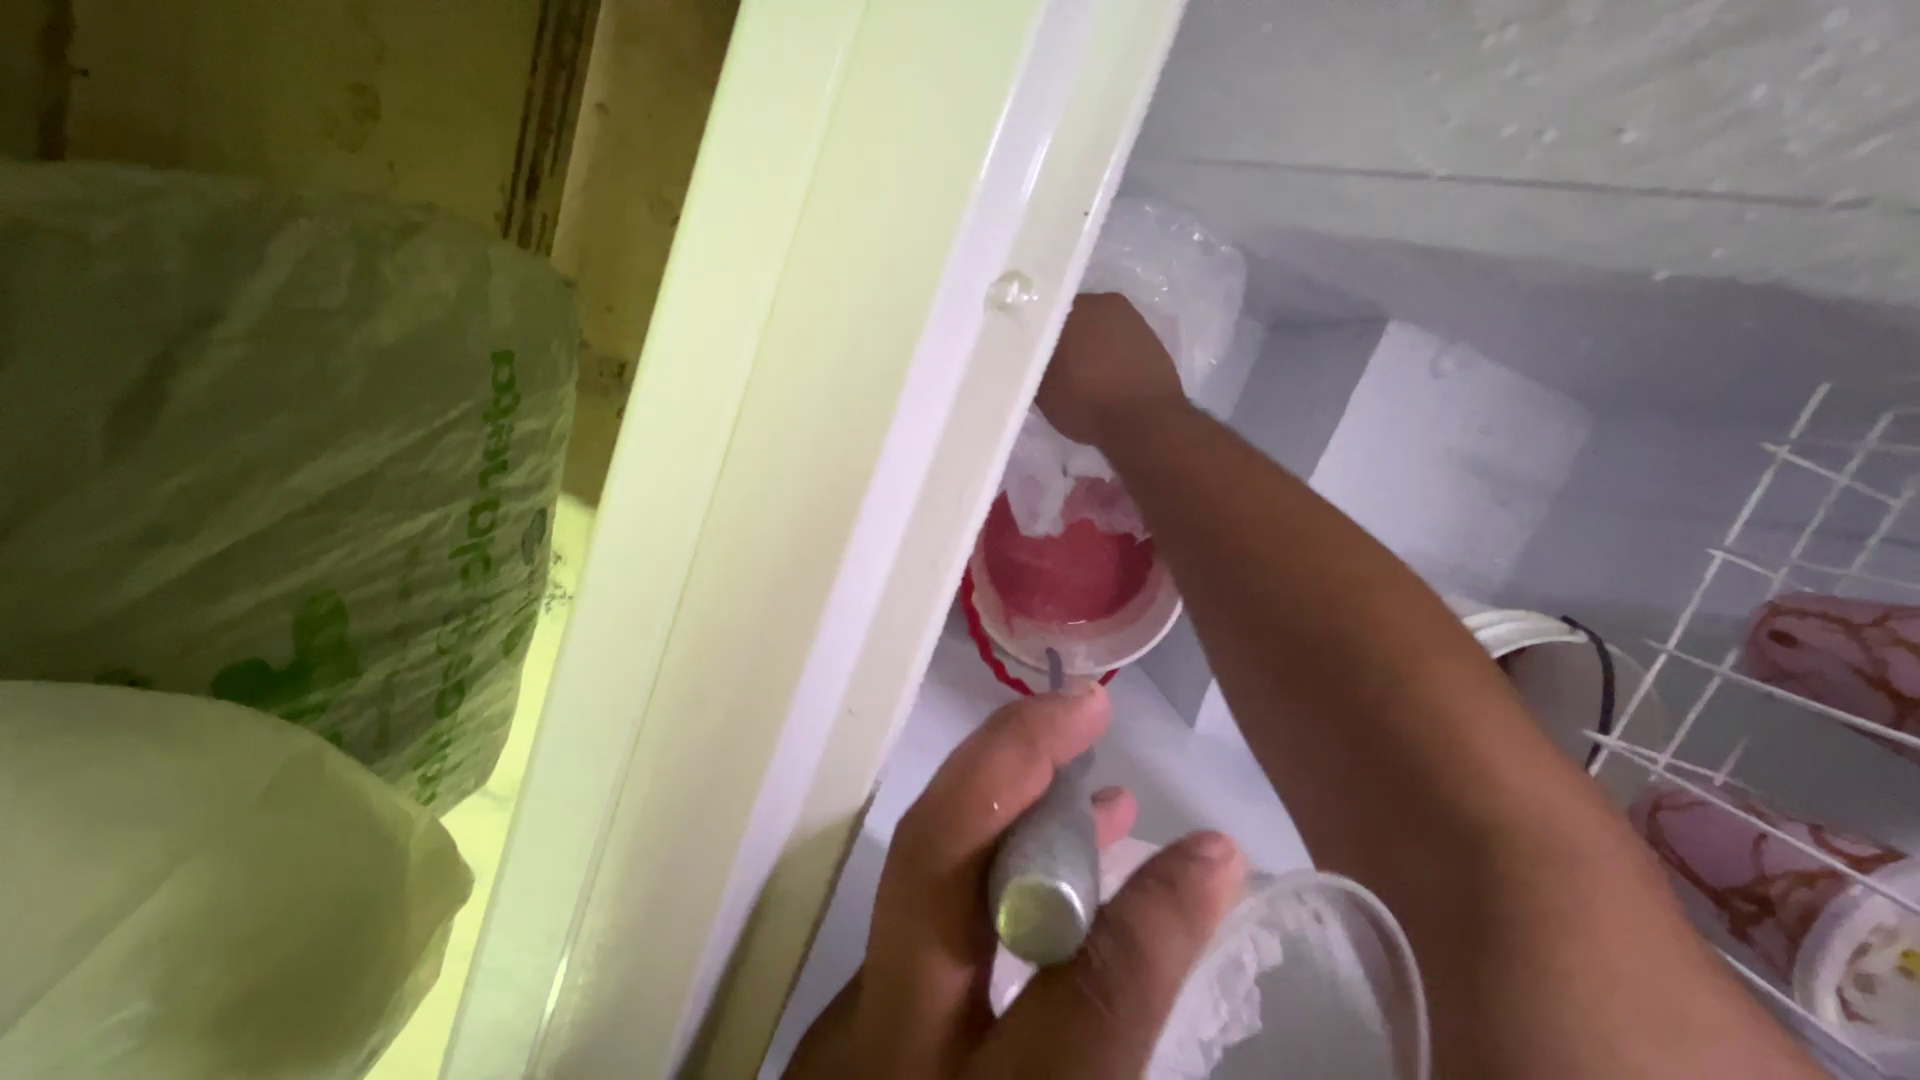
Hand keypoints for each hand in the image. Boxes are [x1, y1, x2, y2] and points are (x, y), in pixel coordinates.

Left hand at [785, 684, 1245, 1078]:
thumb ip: (1118, 1012)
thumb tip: (1190, 910)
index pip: (1086, 1000)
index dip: (1159, 916)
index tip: (1216, 848)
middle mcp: (897, 1055)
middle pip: (936, 870)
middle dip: (1007, 765)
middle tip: (1084, 704)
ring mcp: (856, 1032)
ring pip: (922, 877)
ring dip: (1002, 798)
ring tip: (1085, 763)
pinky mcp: (850, 1029)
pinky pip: (927, 916)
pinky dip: (988, 867)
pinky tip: (1045, 863)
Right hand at [1036, 293, 1187, 448]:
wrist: (1147, 422)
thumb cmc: (1087, 402)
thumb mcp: (1042, 390)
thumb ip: (1032, 365)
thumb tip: (1030, 357)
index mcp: (1074, 307)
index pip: (1044, 313)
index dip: (1035, 335)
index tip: (1029, 354)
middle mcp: (1105, 303)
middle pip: (1074, 317)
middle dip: (1063, 337)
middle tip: (1053, 365)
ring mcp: (1134, 320)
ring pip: (1100, 329)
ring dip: (1089, 346)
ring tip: (1081, 375)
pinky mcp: (1153, 341)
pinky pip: (1121, 343)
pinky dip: (1111, 356)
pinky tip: (1107, 379)